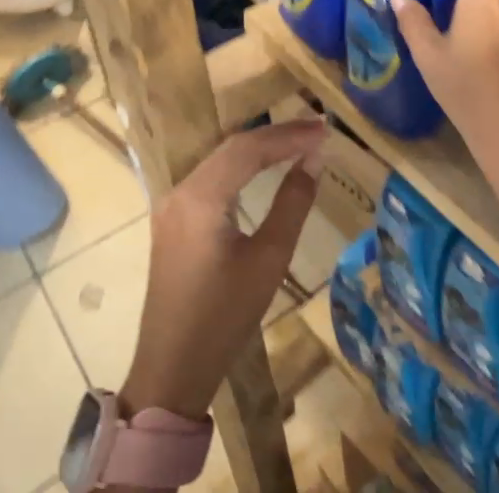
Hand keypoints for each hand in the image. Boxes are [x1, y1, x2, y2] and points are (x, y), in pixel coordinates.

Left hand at [119, 119, 326, 418]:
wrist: (173, 367)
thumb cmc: (225, 316)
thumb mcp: (269, 258)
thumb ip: (293, 202)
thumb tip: (314, 159)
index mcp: (200, 198)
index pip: (249, 149)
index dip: (289, 135)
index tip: (326, 130)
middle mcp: (179, 192)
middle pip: (232, 147)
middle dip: (277, 135)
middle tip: (318, 130)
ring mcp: (172, 207)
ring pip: (220, 159)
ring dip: (260, 147)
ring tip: (301, 141)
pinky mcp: (174, 222)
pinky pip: (212, 178)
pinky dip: (243, 166)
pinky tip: (266, 166)